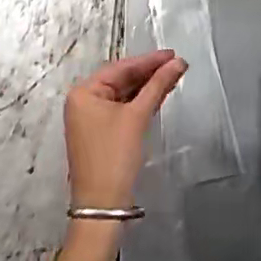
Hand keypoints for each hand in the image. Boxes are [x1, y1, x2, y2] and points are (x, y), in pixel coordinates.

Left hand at [65, 50, 187, 208]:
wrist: (102, 206)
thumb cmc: (115, 156)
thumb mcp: (137, 117)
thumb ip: (158, 86)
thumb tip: (178, 62)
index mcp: (84, 92)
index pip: (121, 68)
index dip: (149, 60)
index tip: (173, 53)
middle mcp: (83, 100)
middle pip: (121, 79)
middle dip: (149, 72)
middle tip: (177, 63)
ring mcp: (90, 117)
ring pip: (123, 94)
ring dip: (146, 87)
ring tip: (172, 75)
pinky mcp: (99, 132)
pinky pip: (121, 108)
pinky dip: (139, 102)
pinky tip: (158, 94)